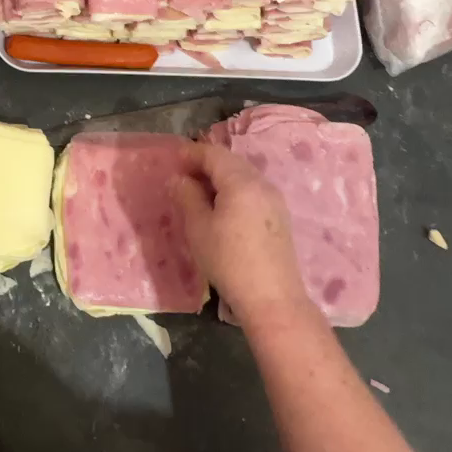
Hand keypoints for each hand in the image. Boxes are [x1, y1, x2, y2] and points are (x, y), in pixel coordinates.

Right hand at [171, 142, 309, 320]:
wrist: (271, 298)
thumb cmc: (228, 260)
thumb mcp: (198, 227)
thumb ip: (187, 196)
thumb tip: (179, 179)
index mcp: (242, 182)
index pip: (214, 155)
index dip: (192, 153)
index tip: (173, 159)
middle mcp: (262, 184)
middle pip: (231, 162)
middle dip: (206, 164)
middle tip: (182, 176)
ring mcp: (274, 201)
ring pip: (243, 177)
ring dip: (220, 178)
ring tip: (198, 193)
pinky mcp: (279, 217)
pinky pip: (252, 191)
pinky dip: (233, 191)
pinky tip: (221, 208)